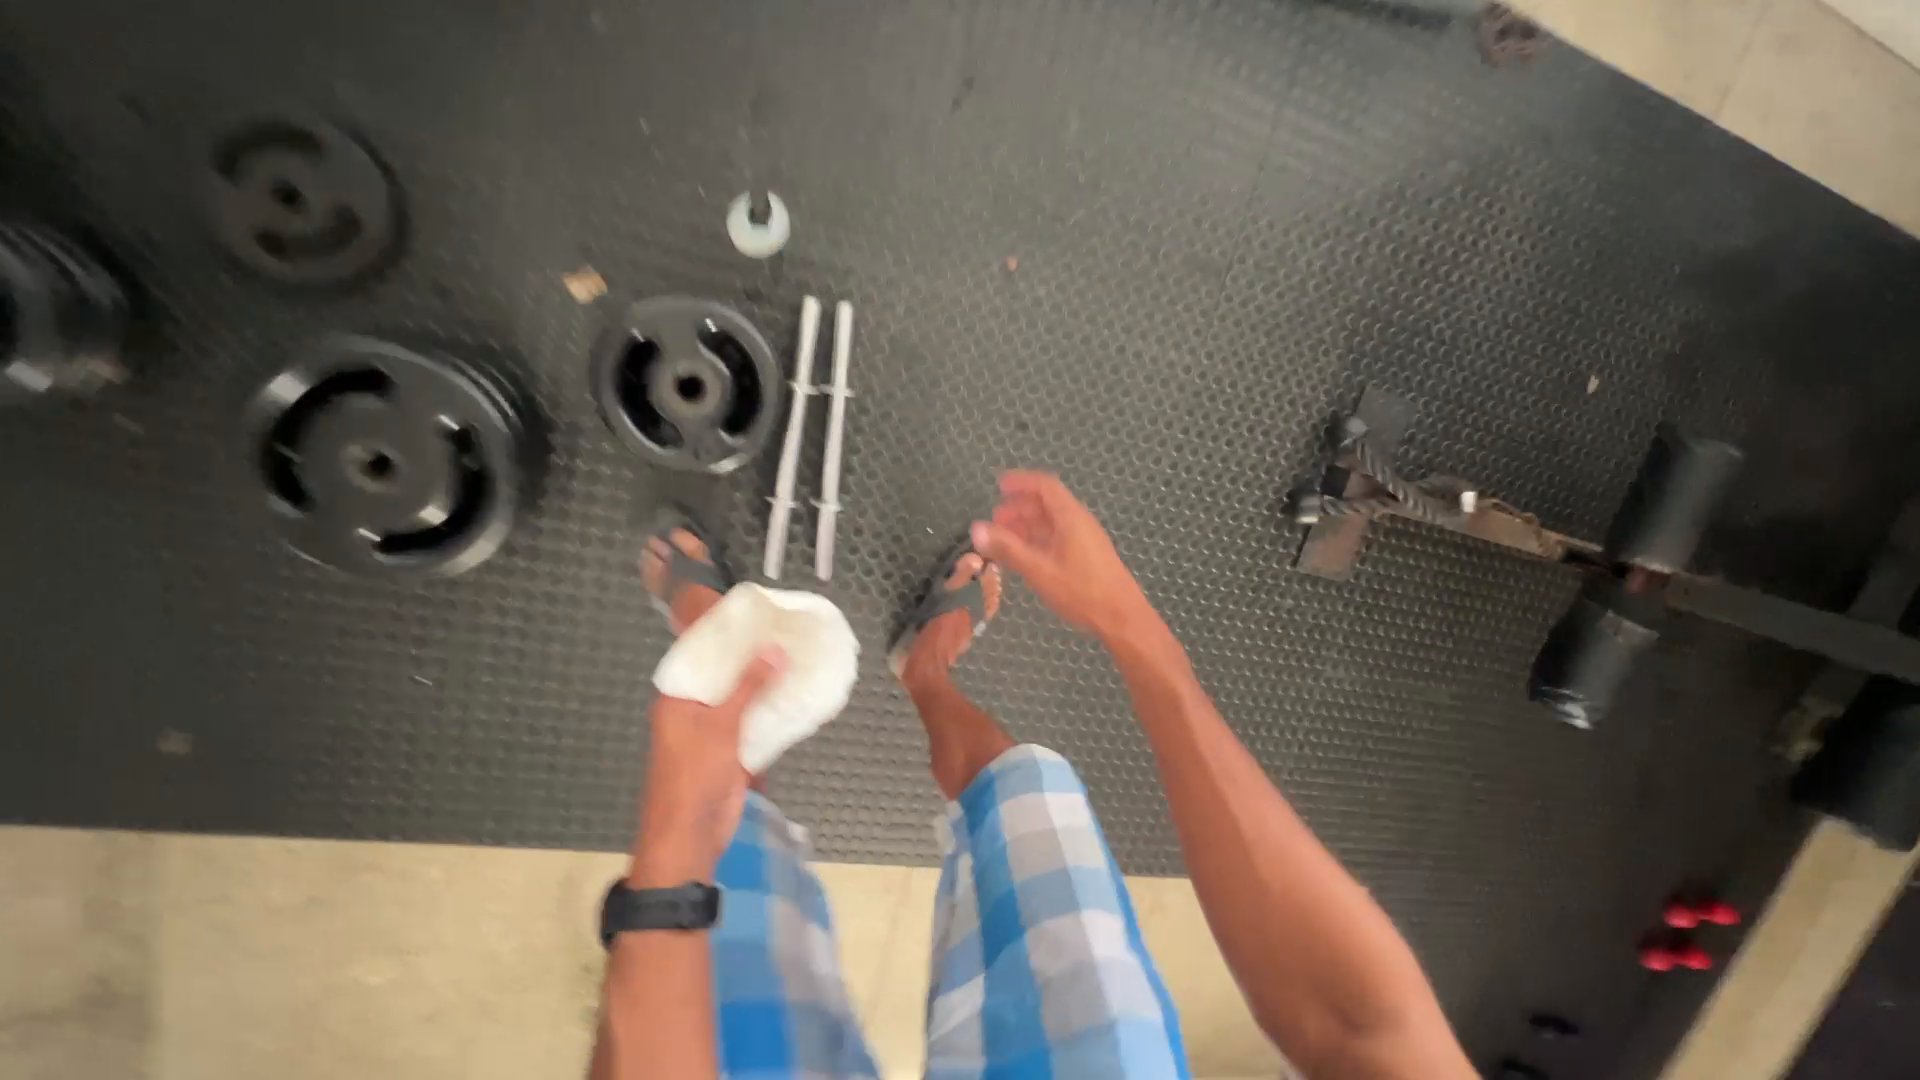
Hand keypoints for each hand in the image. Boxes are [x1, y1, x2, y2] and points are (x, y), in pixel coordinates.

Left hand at [630, 648, 786, 887]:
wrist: (689, 839)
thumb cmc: (694, 776)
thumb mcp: (721, 726)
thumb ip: (749, 687)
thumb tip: (776, 649)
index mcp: (677, 698)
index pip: (702, 656)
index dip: (729, 637)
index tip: (759, 615)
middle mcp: (693, 710)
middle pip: (726, 677)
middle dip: (755, 661)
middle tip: (788, 632)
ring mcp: (713, 732)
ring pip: (744, 701)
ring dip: (767, 687)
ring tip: (799, 657)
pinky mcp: (732, 752)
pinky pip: (754, 725)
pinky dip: (773, 714)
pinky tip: (799, 696)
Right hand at [971, 470, 1156, 641]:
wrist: (1122, 617)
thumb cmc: (1081, 592)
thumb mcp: (1039, 570)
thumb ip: (1008, 548)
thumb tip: (976, 529)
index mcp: (1071, 518)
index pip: (1045, 486)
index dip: (1021, 482)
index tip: (999, 486)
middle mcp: (1079, 523)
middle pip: (1047, 504)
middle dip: (1019, 507)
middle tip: (995, 519)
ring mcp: (1085, 540)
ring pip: (1052, 523)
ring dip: (1027, 526)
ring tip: (1003, 539)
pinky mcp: (1087, 556)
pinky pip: (1058, 538)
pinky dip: (1037, 540)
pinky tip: (1024, 556)